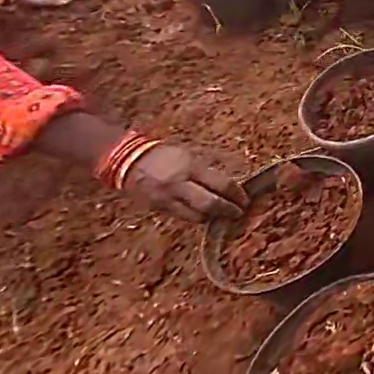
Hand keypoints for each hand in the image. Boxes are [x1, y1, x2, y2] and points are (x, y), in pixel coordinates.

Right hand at [121, 142, 246, 224]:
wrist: (128, 160)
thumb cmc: (165, 155)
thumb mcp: (190, 155)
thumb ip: (208, 169)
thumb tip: (231, 182)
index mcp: (191, 167)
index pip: (221, 184)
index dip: (236, 194)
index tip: (245, 199)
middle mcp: (180, 184)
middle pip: (210, 204)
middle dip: (228, 210)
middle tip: (239, 212)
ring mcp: (168, 198)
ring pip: (196, 216)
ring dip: (213, 217)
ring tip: (225, 216)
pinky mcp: (159, 208)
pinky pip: (183, 217)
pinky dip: (198, 218)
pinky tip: (207, 216)